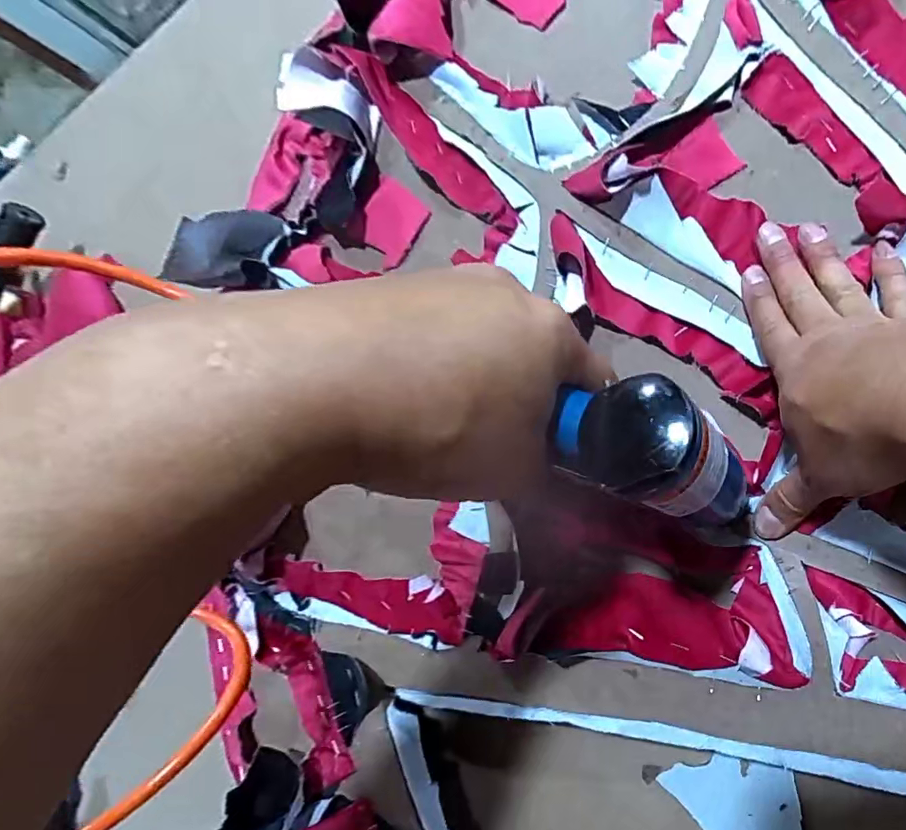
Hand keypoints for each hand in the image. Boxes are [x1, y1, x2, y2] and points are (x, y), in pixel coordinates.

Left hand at [156, 264, 614, 500]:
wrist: (307, 380)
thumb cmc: (439, 429)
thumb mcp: (515, 474)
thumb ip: (550, 472)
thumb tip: (548, 471)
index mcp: (553, 330)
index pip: (598, 384)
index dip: (584, 428)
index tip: (556, 459)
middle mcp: (509, 290)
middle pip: (541, 358)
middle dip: (531, 401)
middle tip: (500, 445)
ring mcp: (448, 279)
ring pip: (488, 343)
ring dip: (483, 382)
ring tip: (439, 423)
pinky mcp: (396, 282)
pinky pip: (438, 333)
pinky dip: (435, 365)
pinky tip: (401, 397)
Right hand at [740, 222, 905, 538]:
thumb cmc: (859, 442)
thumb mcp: (820, 479)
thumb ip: (792, 499)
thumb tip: (760, 534)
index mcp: (797, 372)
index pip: (770, 331)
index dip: (758, 303)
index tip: (748, 269)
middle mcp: (828, 341)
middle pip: (799, 295)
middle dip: (782, 264)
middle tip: (769, 229)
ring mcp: (870, 328)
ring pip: (840, 285)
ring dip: (825, 258)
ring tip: (810, 227)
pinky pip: (897, 294)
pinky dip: (891, 272)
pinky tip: (885, 250)